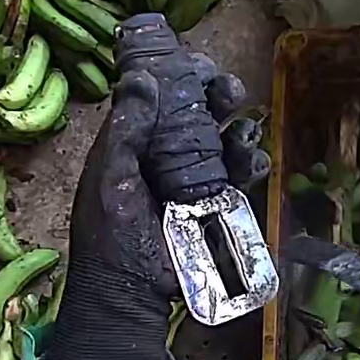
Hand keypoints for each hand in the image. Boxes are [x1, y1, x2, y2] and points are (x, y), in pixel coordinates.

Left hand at [39, 30, 266, 359]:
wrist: (129, 292)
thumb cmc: (109, 236)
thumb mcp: (108, 178)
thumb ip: (125, 130)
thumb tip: (141, 76)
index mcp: (137, 144)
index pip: (164, 99)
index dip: (182, 78)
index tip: (198, 66)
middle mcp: (168, 156)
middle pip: (201, 114)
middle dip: (218, 96)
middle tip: (227, 90)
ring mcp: (196, 180)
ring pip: (226, 140)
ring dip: (239, 125)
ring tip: (242, 125)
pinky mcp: (217, 205)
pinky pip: (240, 177)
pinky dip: (251, 163)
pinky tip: (250, 161)